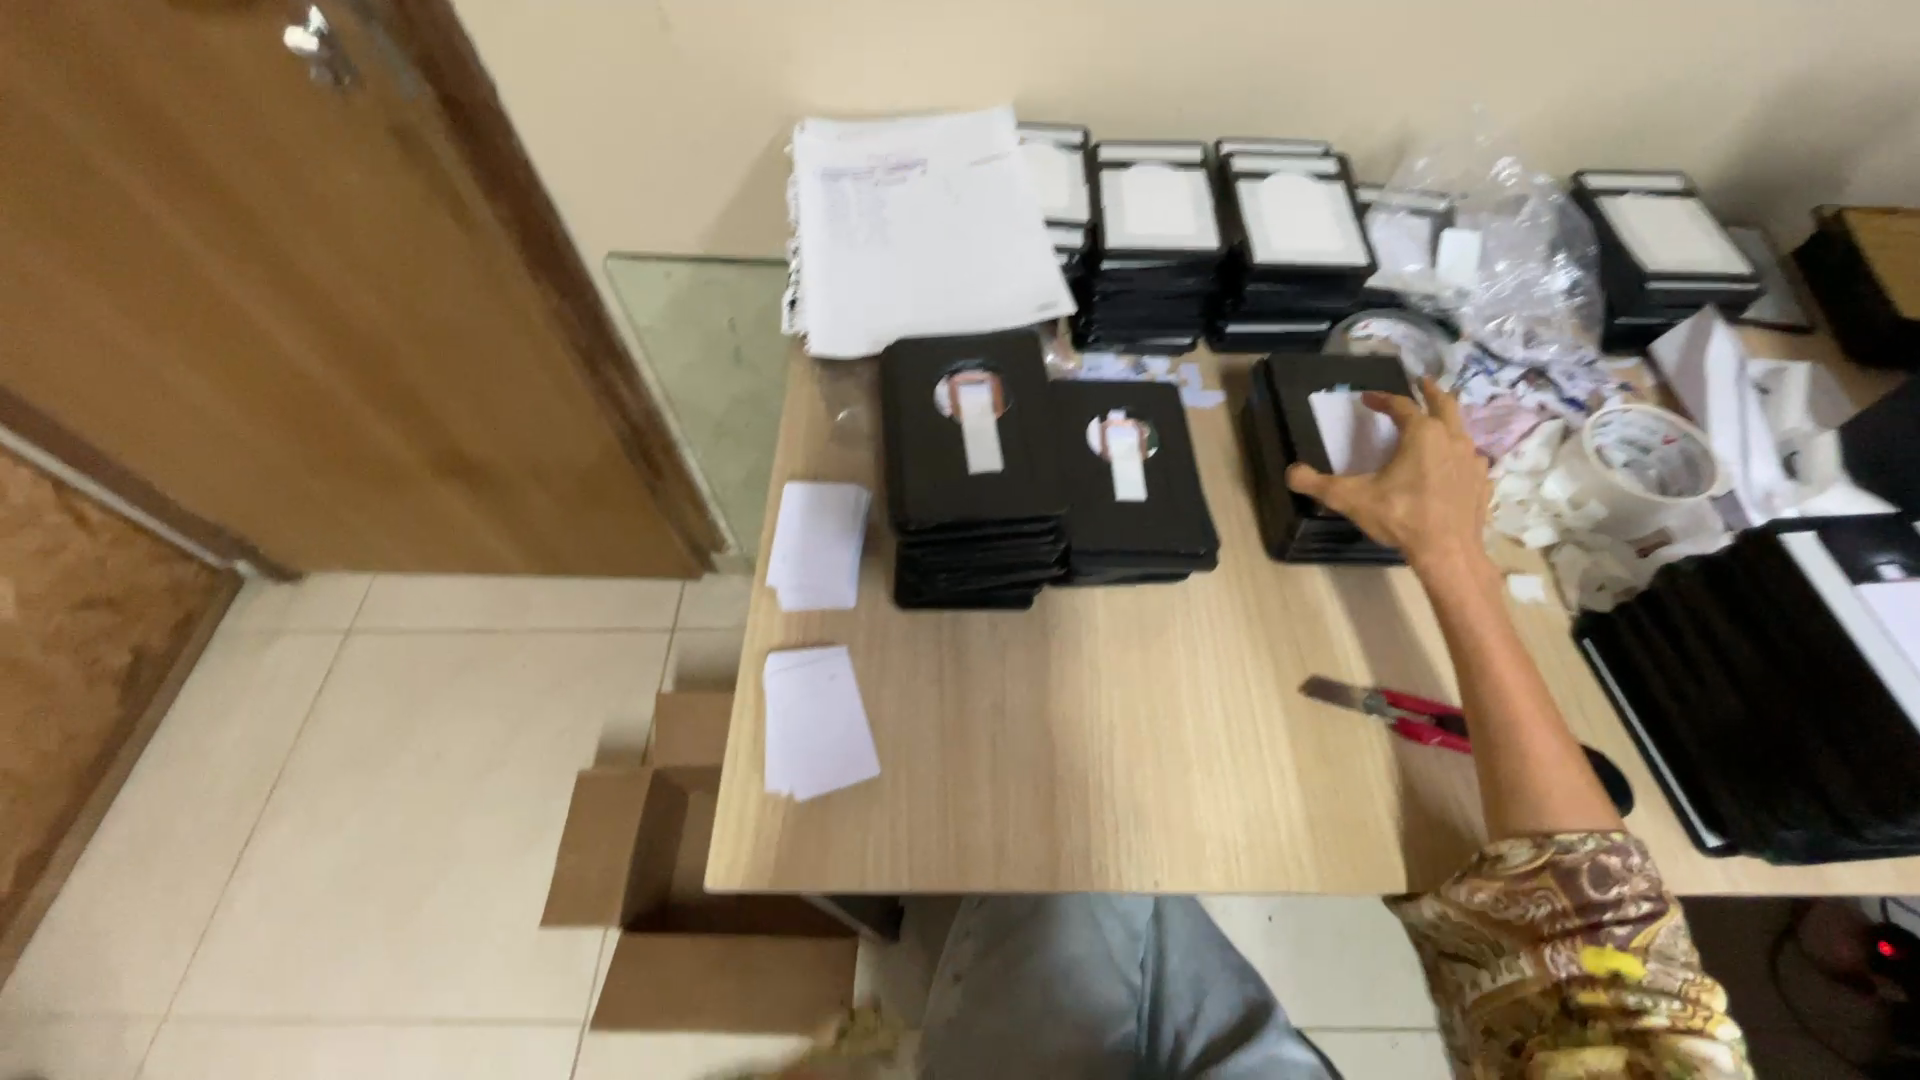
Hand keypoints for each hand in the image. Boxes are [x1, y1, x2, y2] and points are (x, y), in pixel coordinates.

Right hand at [1285, 377, 1490, 577]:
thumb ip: (1316, 484)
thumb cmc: (1400, 517)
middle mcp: (1452, 438)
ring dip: (1447, 421)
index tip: (1367, 398)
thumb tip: (1291, 472)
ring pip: (1461, 429)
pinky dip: (1458, 453)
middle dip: (1430, 391)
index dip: (1382, 399)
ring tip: (1436, 423)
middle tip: (1421, 382)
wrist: (1447, 552)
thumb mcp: (1350, 499)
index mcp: (1422, 434)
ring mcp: (1472, 460)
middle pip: (1444, 404)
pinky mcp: (1482, 482)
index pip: (1401, 405)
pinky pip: (1471, 458)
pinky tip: (1451, 464)